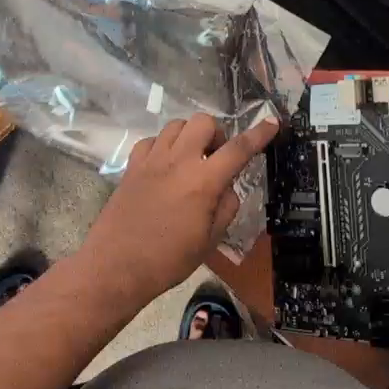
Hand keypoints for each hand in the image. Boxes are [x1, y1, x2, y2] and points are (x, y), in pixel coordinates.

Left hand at [77, 113, 279, 304]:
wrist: (115, 267)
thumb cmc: (168, 260)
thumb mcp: (209, 240)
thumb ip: (226, 207)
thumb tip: (227, 187)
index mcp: (203, 182)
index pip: (239, 148)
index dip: (259, 134)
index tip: (272, 123)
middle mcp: (178, 161)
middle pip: (203, 122)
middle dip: (216, 134)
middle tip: (215, 158)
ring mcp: (151, 160)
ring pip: (176, 125)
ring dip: (189, 136)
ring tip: (190, 160)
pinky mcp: (131, 166)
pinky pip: (151, 140)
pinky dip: (163, 146)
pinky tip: (164, 165)